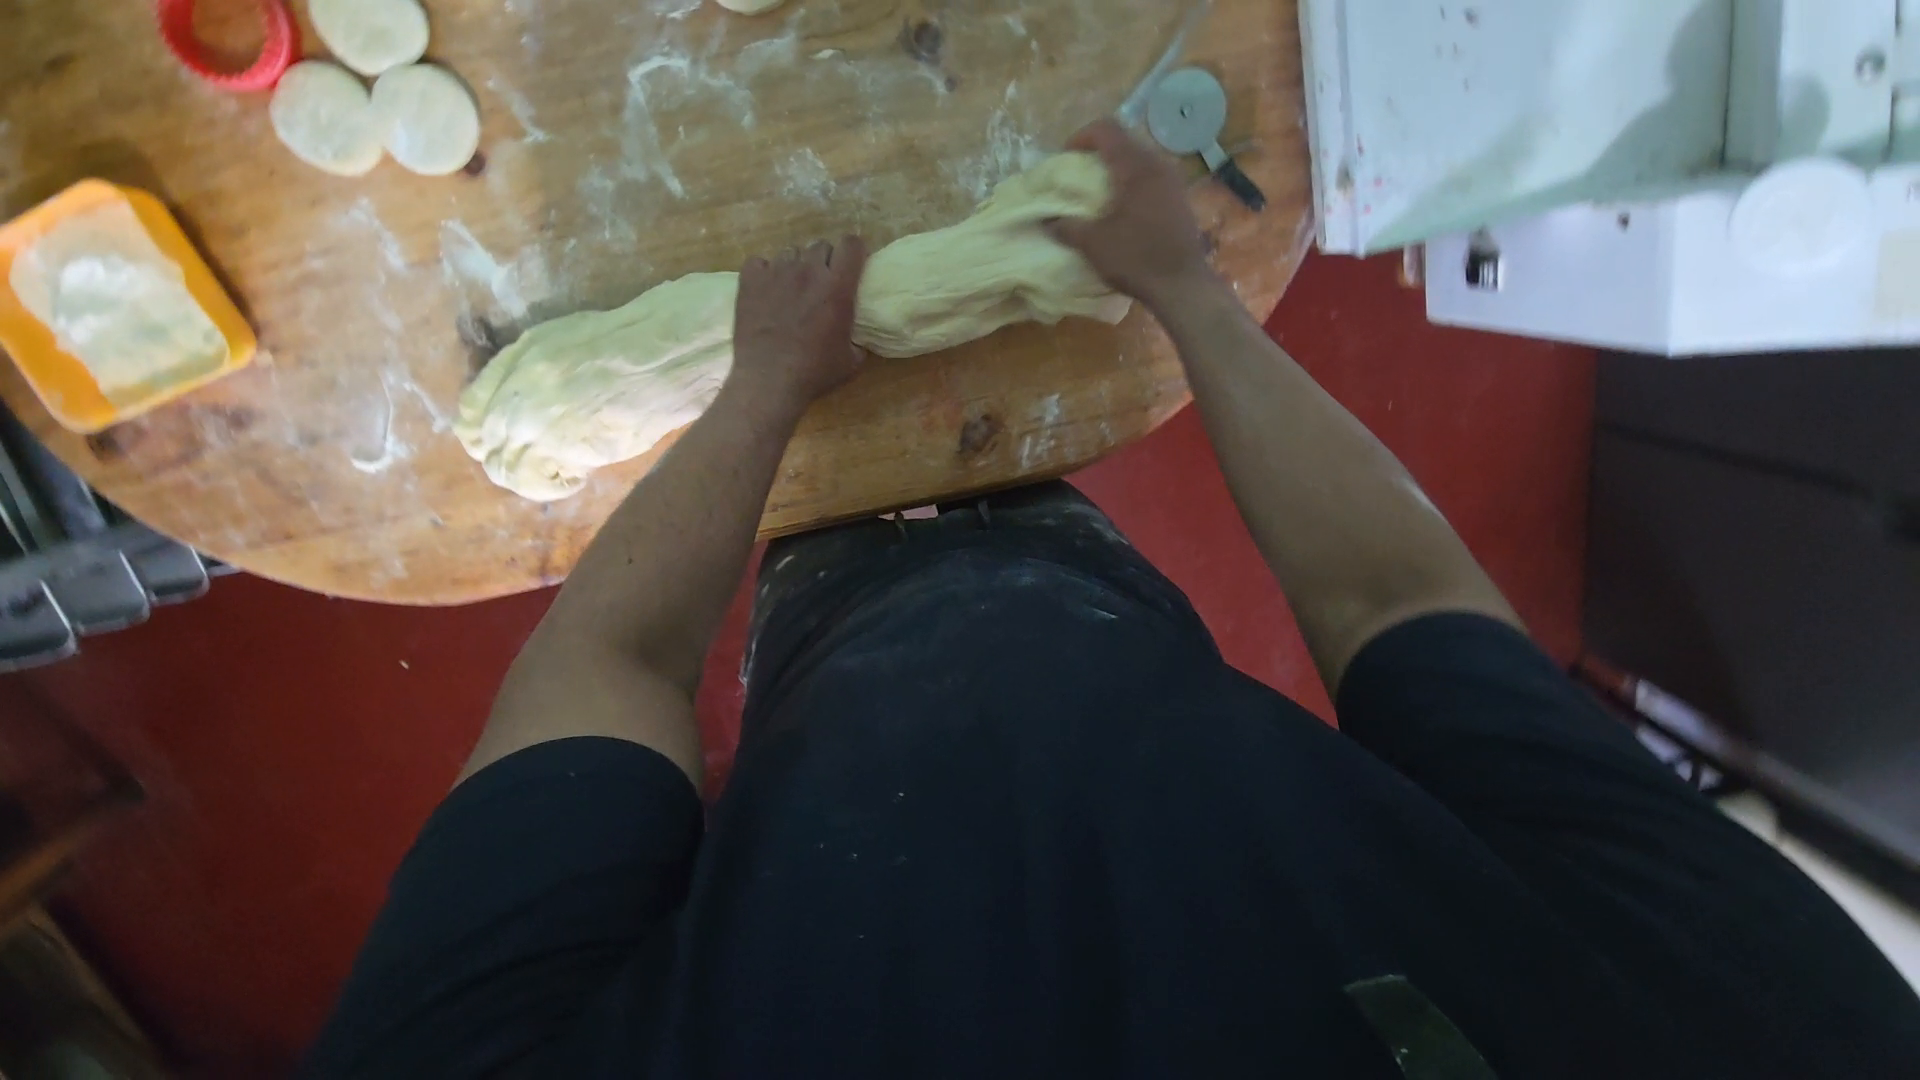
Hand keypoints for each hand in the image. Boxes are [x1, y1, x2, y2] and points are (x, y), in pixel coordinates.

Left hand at [729, 236, 869, 417]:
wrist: (769, 381)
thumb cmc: (815, 373)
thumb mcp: (851, 362)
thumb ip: (857, 342)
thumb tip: (856, 340)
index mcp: (838, 288)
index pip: (852, 245)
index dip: (854, 252)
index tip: (852, 266)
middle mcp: (808, 271)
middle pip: (820, 245)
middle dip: (825, 261)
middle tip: (821, 284)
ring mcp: (777, 272)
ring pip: (790, 253)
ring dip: (795, 267)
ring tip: (791, 290)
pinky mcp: (750, 280)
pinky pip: (759, 262)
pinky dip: (763, 273)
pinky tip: (765, 291)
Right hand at [1044, 119, 1216, 312]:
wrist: (1180, 285)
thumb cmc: (1135, 259)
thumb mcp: (1093, 244)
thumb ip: (1067, 227)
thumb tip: (1047, 221)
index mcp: (1135, 167)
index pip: (1107, 130)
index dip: (1082, 137)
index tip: (1066, 157)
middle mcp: (1158, 165)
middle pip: (1124, 142)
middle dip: (1098, 154)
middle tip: (1080, 175)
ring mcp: (1173, 181)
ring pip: (1139, 160)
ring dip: (1116, 170)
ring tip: (1099, 194)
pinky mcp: (1180, 199)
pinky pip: (1152, 178)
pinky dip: (1132, 184)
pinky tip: (1123, 209)